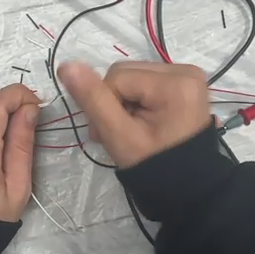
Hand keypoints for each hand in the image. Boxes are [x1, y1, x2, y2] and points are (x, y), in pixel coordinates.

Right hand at [57, 60, 211, 168]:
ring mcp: (187, 76)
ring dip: (122, 102)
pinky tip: (139, 122)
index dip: (104, 104)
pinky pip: (146, 82)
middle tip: (114, 134)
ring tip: (126, 131)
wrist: (185, 188)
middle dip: (113, 102)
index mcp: (176, 82)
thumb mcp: (119, 136)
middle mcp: (185, 71)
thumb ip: (93, 99)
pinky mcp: (184, 84)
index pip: (116, 77)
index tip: (105, 134)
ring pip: (132, 77)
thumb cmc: (153, 166)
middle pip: (125, 73)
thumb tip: (67, 65)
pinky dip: (136, 101)